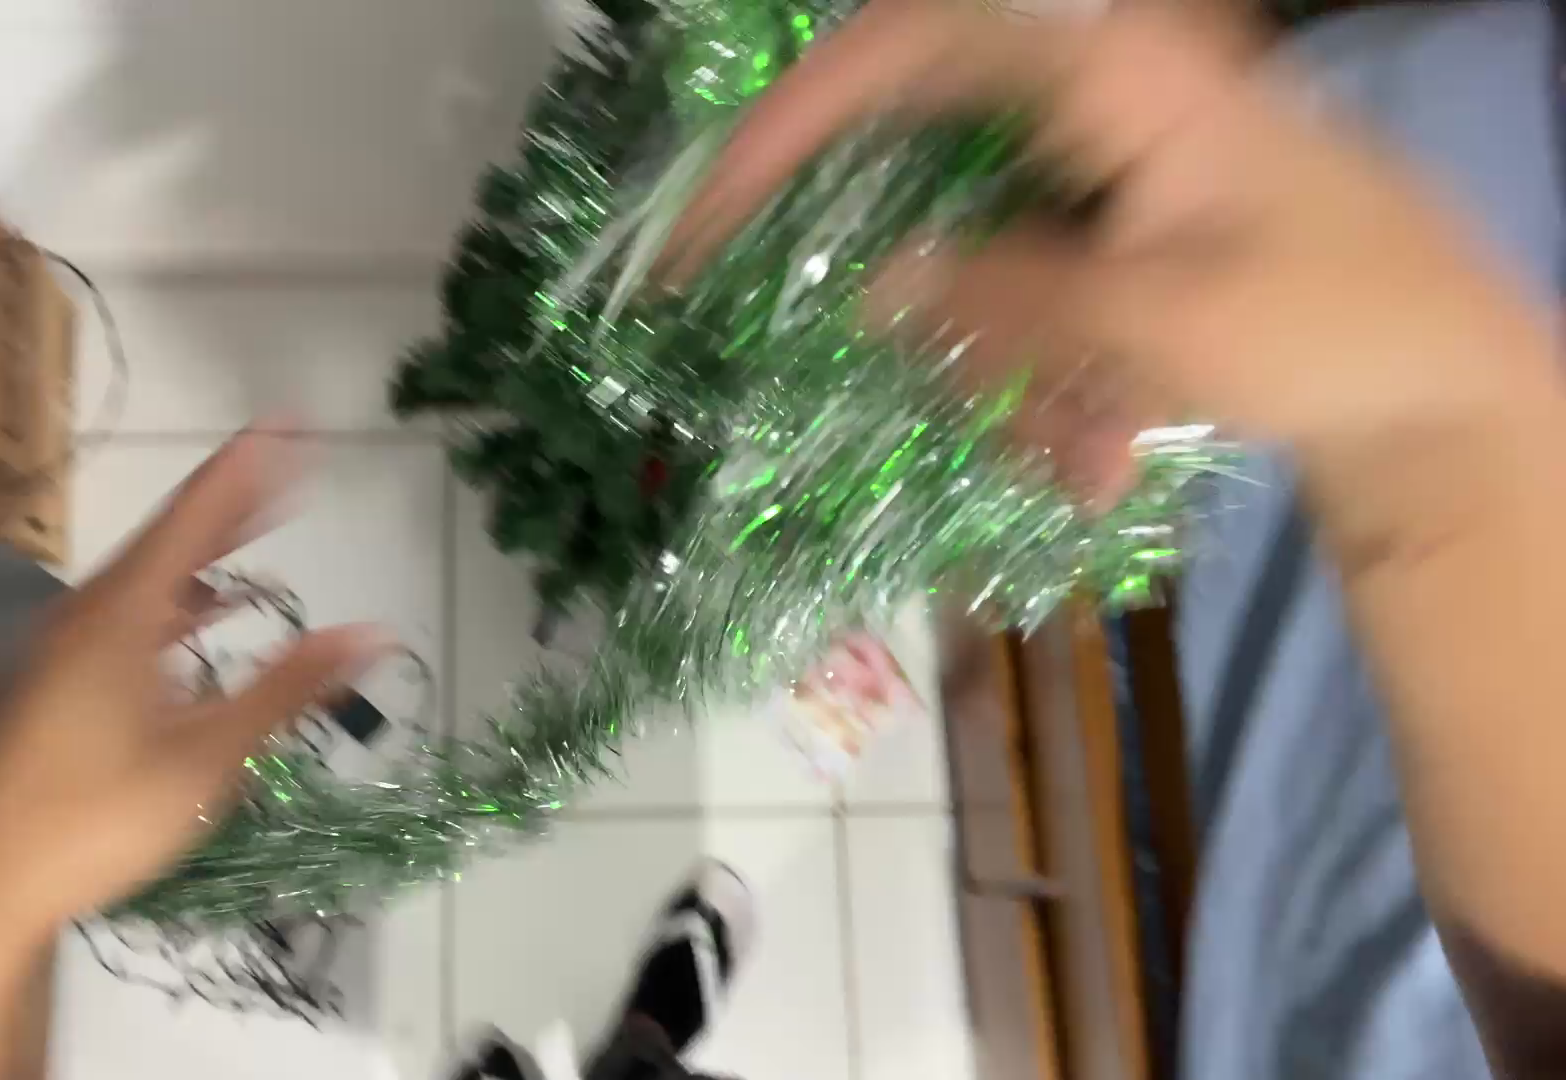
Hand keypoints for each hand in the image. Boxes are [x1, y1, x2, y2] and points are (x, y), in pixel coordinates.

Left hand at [0, 428, 385, 940]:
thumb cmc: (96, 822)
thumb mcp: (210, 757)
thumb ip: (291, 687)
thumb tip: (373, 634)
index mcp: (120, 619)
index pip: (194, 519)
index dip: (244, 469)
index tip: (284, 425)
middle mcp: (89, 615)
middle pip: (174, 536)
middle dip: (238, 498)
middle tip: (293, 462)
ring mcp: (68, 645)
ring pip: (153, 573)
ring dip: (213, 546)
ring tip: (262, 522)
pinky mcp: (62, 676)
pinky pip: (135, 609)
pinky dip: (183, 594)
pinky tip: (211, 608)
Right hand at [665, 0, 1561, 500]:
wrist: (1434, 383)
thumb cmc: (1331, 333)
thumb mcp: (1154, 324)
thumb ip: (1001, 298)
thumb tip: (872, 288)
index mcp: (1114, 75)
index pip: (902, 53)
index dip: (789, 122)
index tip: (710, 208)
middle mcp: (1088, 94)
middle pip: (896, 122)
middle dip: (815, 207)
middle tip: (728, 277)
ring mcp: (1085, 161)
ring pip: (953, 231)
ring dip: (971, 345)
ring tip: (1054, 436)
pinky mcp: (1087, 224)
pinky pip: (1001, 286)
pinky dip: (1015, 372)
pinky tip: (1086, 447)